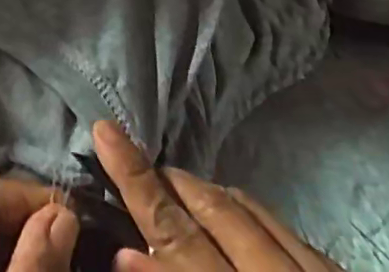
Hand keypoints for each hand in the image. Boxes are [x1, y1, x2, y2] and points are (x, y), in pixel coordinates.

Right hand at [93, 121, 341, 271]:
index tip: (105, 131)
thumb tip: (127, 256)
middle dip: (166, 178)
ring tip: (173, 183)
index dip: (136, 180)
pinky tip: (231, 213)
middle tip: (130, 155)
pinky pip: (283, 226)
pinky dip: (246, 210)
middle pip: (211, 211)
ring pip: (247, 209)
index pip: (175, 234)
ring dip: (203, 191)